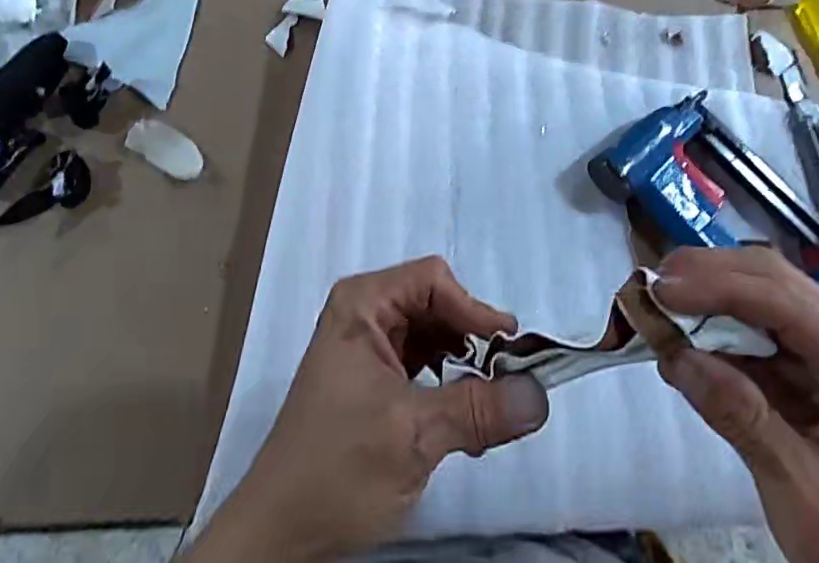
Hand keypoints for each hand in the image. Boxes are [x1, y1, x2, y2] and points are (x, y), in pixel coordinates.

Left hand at [188, 256, 550, 562]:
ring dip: (465, 365)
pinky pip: (427, 363)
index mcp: (362, 305)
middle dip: (472, 340)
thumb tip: (541, 395)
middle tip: (502, 379)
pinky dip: (451, 384)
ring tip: (486, 404)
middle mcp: (364, 315)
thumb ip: (480, 409)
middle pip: (438, 305)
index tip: (507, 349)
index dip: (472, 309)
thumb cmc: (335, 472)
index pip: (434, 280)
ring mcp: (369, 348)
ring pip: (437, 335)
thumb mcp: (414, 436)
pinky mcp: (376, 380)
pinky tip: (464, 416)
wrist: (277, 539)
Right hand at [652, 247, 818, 562]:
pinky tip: (694, 339)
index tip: (661, 289)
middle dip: (712, 279)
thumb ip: (745, 423)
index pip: (792, 303)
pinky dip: (729, 331)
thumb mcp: (809, 505)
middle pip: (784, 286)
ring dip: (715, 300)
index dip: (721, 285)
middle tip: (651, 289)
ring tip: (662, 310)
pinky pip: (776, 334)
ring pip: (775, 300)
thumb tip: (677, 356)